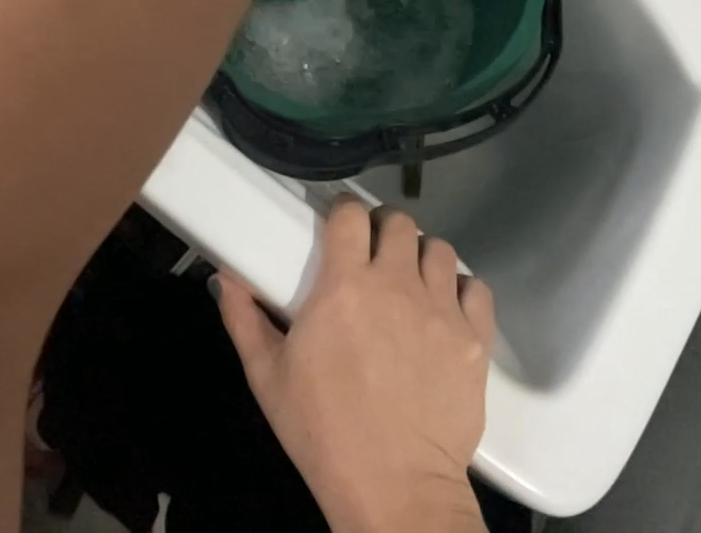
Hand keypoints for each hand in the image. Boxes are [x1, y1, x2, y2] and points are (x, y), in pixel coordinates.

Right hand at [215, 198, 495, 531]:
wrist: (394, 489)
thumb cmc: (323, 431)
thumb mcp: (267, 378)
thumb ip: (244, 319)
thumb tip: (223, 277)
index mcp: (344, 285)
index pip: (351, 214)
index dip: (346, 210)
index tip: (341, 223)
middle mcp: (396, 285)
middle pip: (400, 223)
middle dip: (384, 228)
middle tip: (374, 252)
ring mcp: (441, 310)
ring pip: (440, 250)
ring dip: (421, 256)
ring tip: (410, 279)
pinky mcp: (474, 340)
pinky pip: (477, 288)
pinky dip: (462, 289)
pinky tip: (446, 307)